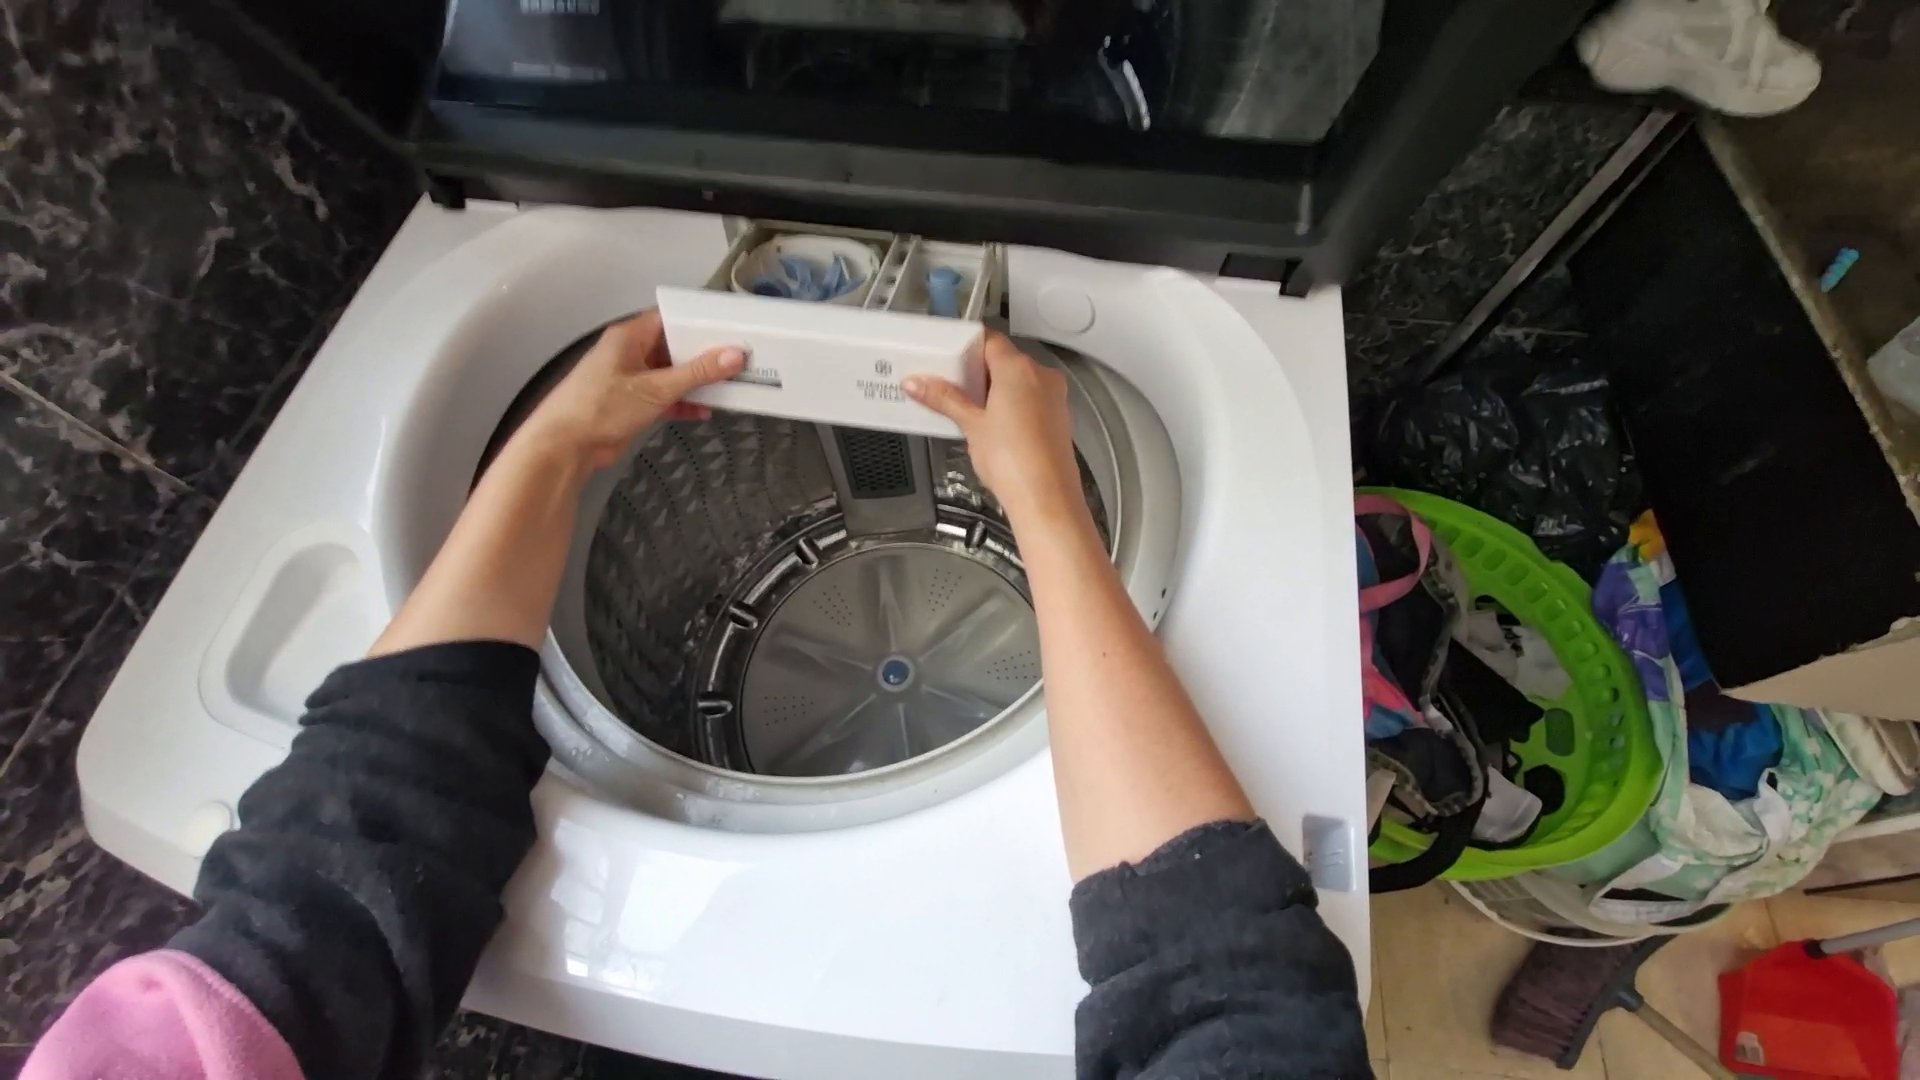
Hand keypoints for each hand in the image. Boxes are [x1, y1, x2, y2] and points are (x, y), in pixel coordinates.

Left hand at [517, 310, 745, 469]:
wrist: (567, 446)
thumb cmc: (603, 407)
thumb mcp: (655, 388)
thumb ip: (697, 372)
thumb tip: (735, 355)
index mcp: (630, 337)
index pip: (669, 318)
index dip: (698, 321)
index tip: (729, 327)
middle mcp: (631, 353)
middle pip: (674, 347)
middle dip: (704, 354)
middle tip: (738, 357)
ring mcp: (633, 380)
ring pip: (673, 374)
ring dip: (697, 382)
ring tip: (730, 384)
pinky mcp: (635, 404)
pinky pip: (667, 397)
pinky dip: (685, 402)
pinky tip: (706, 410)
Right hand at [904, 332, 1088, 532]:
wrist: (1046, 498)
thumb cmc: (1014, 461)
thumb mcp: (971, 426)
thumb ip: (945, 400)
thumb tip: (918, 384)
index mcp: (1019, 368)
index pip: (989, 341)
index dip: (966, 347)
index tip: (946, 358)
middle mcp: (1041, 376)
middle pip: (1004, 360)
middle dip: (977, 373)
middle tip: (950, 387)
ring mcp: (1054, 397)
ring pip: (1019, 382)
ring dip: (994, 390)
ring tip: (968, 410)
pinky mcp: (1058, 418)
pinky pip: (1030, 401)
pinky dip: (1011, 406)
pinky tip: (993, 427)